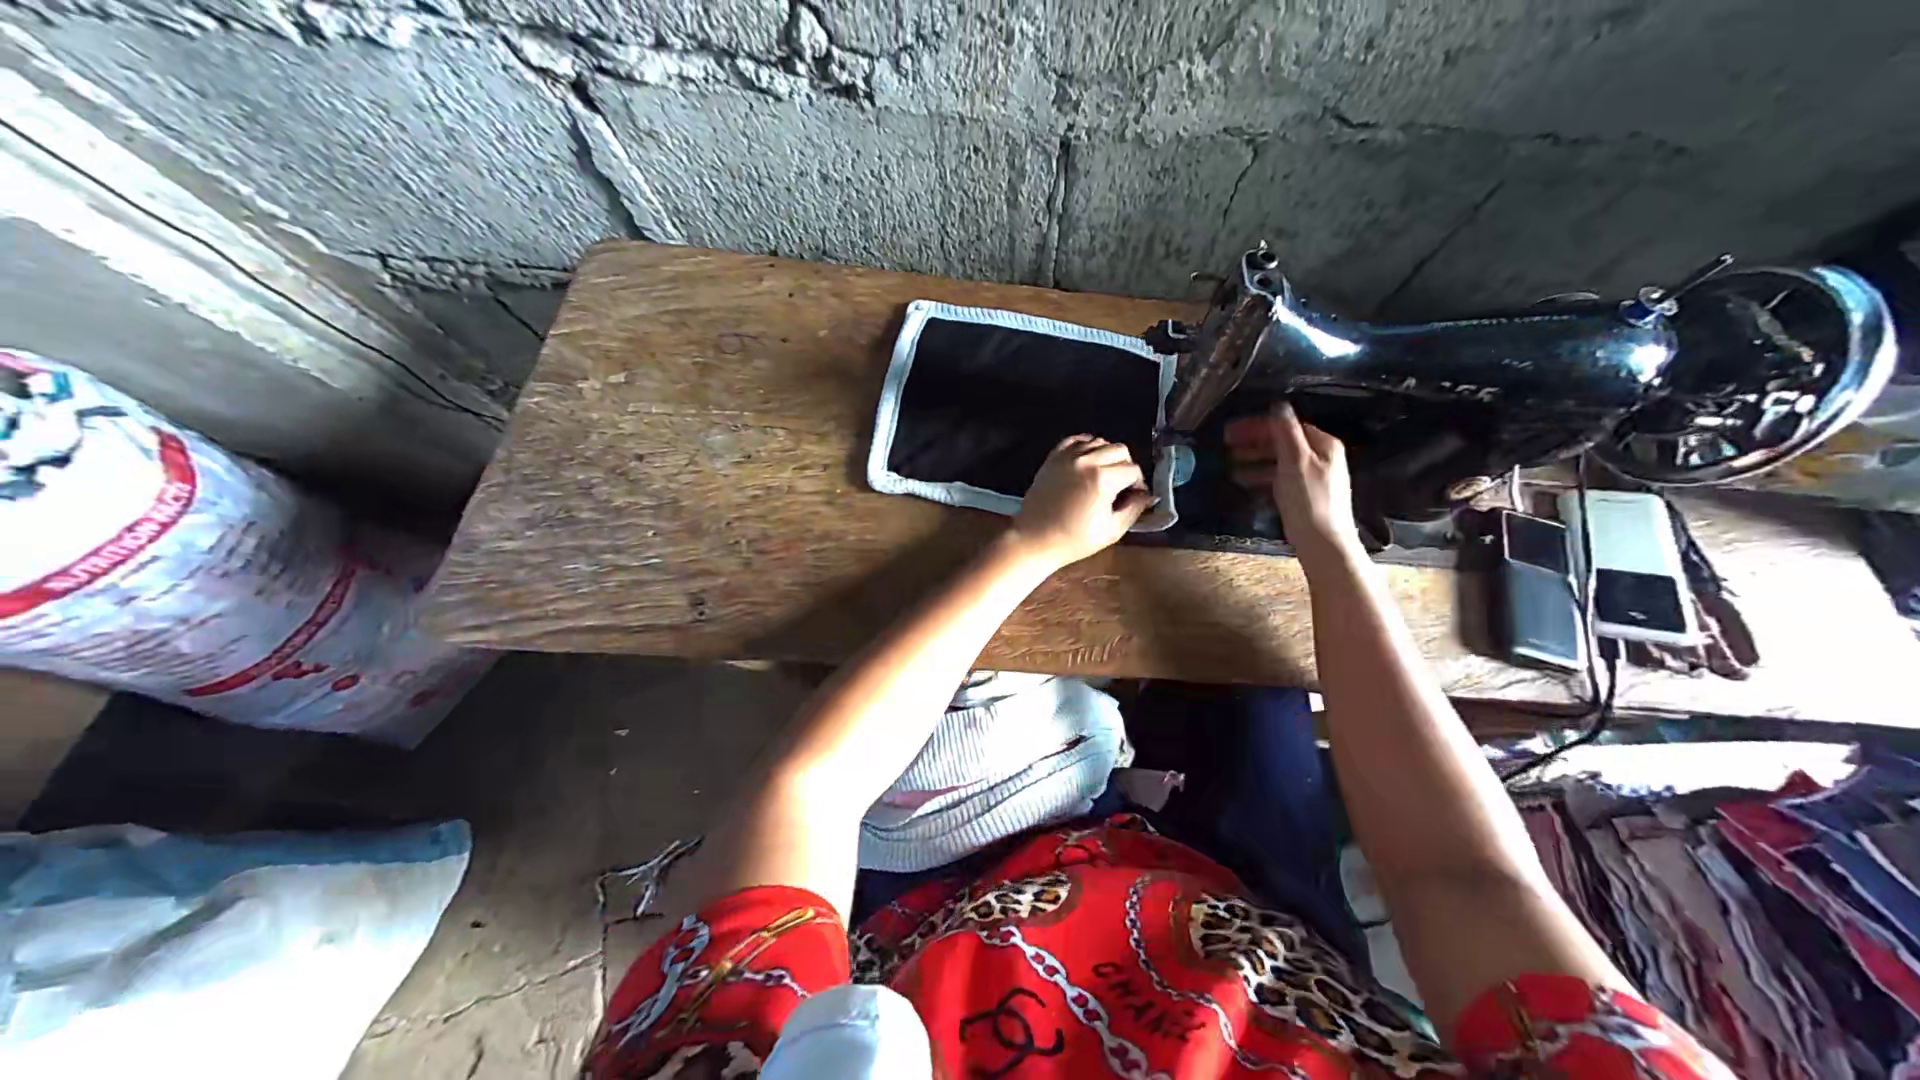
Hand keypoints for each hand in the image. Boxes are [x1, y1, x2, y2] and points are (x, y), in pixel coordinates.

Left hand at [1007, 435, 1152, 569]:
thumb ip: (1133, 509)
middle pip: (1119, 450)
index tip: (1134, 496)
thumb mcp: (1112, 530)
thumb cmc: (1074, 540)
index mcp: (1102, 479)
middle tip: (1121, 485)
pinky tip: (1088, 461)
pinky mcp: (1053, 458)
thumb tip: (1145, 495)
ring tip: (1104, 474)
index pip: (1133, 470)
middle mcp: (1086, 461)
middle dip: (1126, 466)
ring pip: (1099, 442)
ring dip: (1107, 455)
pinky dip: (1086, 446)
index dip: (1138, 484)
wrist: (1034, 539)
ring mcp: (1067, 457)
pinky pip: (1075, 440)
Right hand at [1227, 403, 1360, 562]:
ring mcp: (1311, 476)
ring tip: (1229, 462)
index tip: (1231, 431)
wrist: (1323, 543)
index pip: (1285, 426)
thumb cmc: (1310, 501)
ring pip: (1277, 460)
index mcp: (1321, 445)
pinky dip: (1259, 475)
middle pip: (1281, 442)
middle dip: (1253, 442)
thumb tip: (1277, 405)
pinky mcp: (1302, 494)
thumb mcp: (1295, 462)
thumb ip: (1285, 432)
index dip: (1257, 426)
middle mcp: (1319, 457)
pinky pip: (1277, 477)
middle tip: (1226, 445)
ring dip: (1253, 458)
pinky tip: (1243, 480)